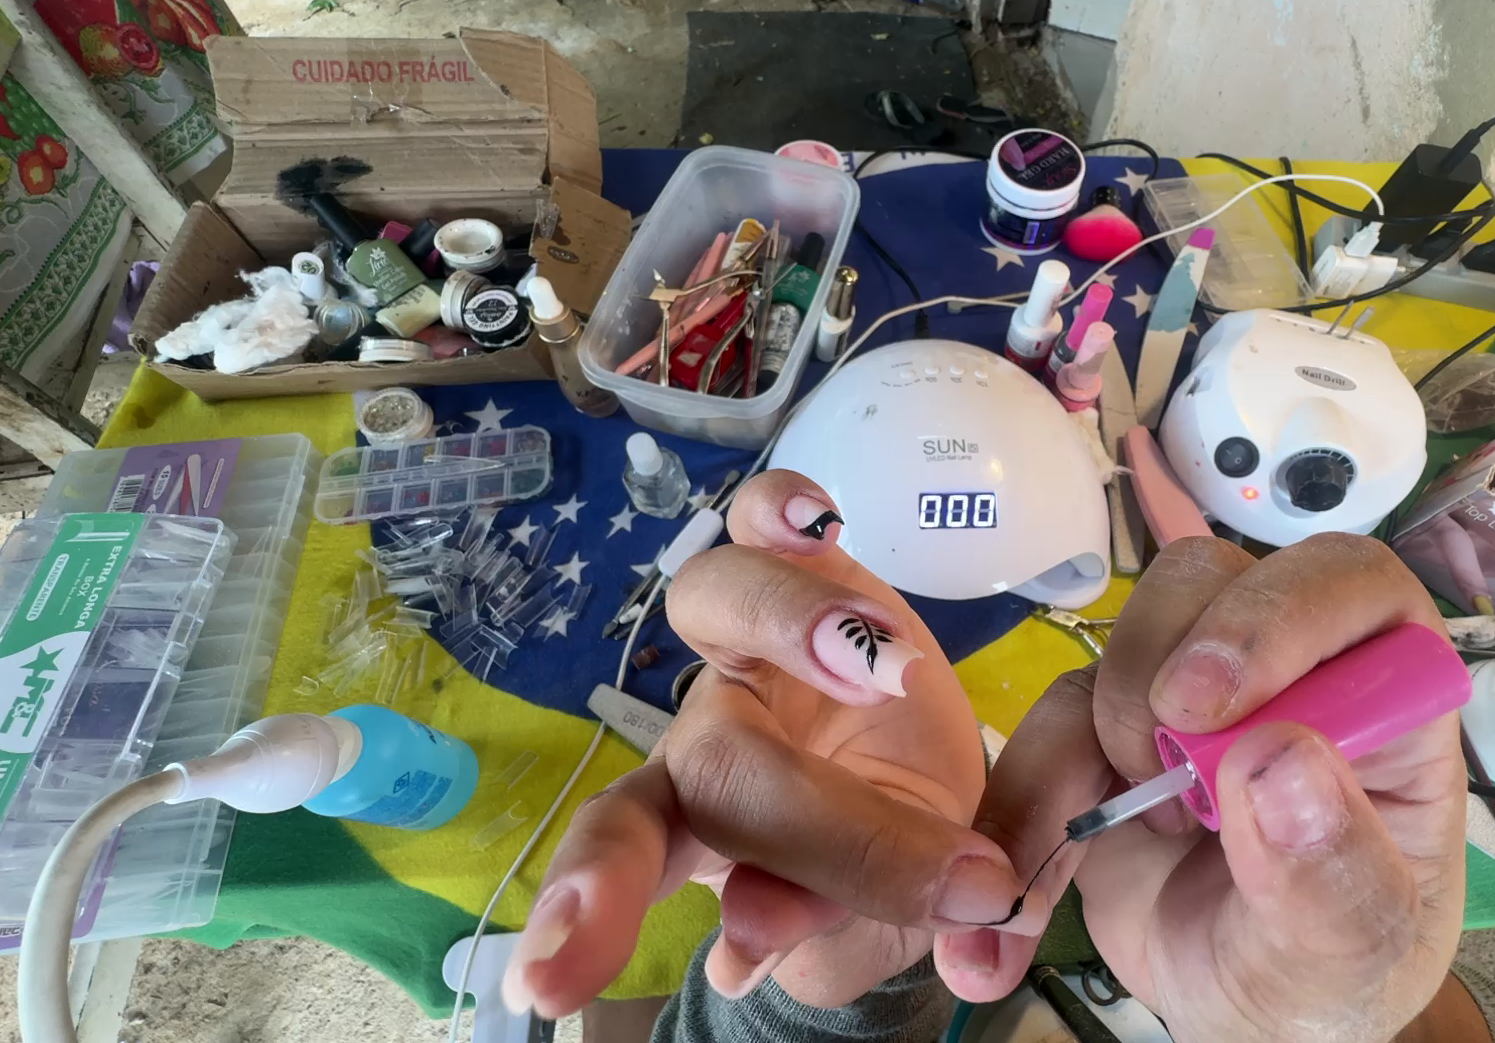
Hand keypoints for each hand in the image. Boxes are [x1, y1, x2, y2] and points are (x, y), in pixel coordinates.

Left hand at [501, 471, 1033, 1017]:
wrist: (921, 751)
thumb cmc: (888, 834)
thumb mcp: (872, 902)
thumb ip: (820, 919)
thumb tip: (745, 948)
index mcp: (702, 813)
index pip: (631, 844)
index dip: (589, 901)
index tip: (554, 985)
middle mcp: (714, 713)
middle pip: (706, 743)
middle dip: (811, 810)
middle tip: (940, 870)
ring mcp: (754, 626)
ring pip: (715, 597)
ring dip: (793, 628)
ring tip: (884, 665)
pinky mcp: (806, 559)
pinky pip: (766, 514)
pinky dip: (781, 509)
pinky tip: (817, 521)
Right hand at [937, 535, 1468, 1042]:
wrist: (1214, 1008)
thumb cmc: (1307, 982)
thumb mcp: (1341, 966)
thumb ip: (1332, 882)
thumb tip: (1279, 760)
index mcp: (1379, 706)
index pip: (1348, 587)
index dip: (1274, 615)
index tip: (1205, 708)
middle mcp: (1278, 670)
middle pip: (1207, 579)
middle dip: (1159, 661)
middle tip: (1145, 765)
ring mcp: (1184, 684)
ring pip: (1122, 633)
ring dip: (1097, 729)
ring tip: (1126, 835)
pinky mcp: (1107, 713)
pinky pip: (1052, 709)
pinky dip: (1027, 786)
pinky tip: (1028, 870)